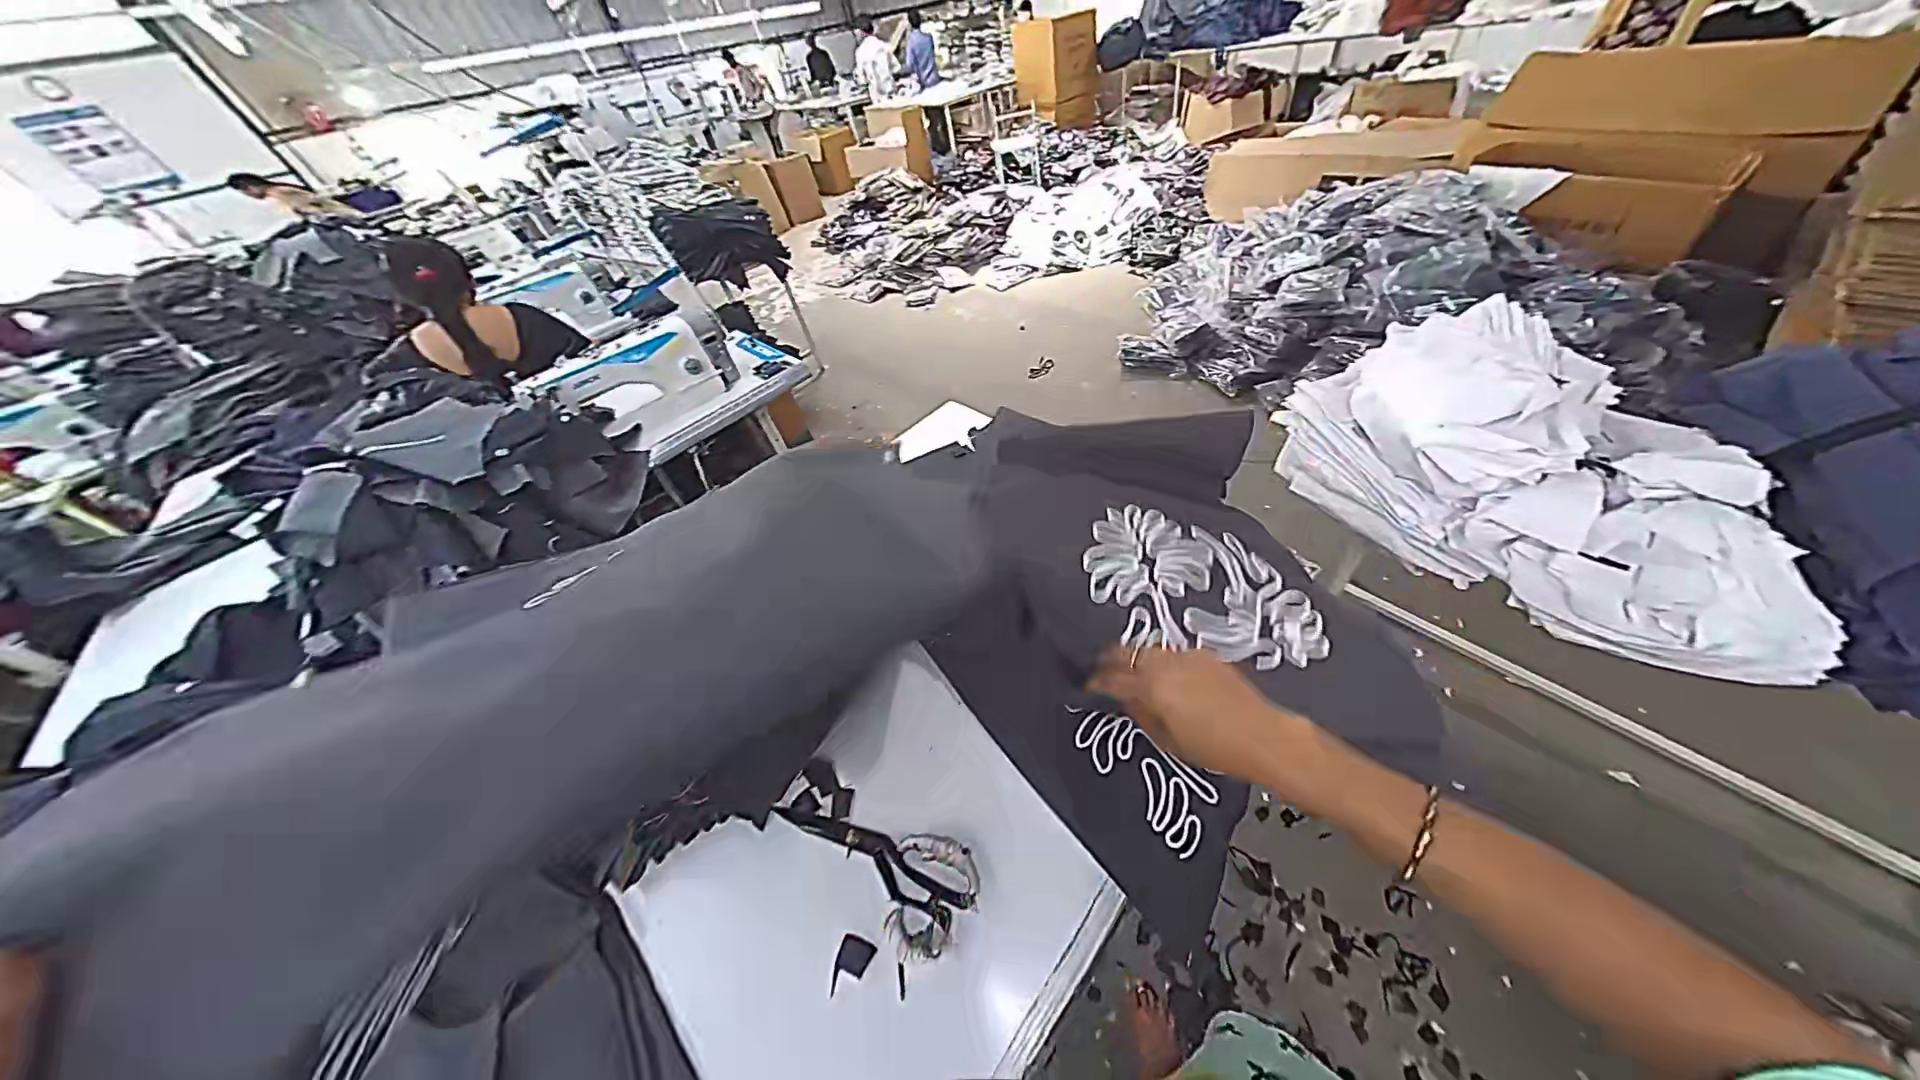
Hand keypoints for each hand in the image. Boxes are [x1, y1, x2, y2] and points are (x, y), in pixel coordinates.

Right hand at [1086, 644, 1310, 782]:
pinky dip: (1162, 660)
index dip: (1096, 682)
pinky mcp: (1205, 655)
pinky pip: (1173, 653)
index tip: (1089, 685)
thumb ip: (1141, 715)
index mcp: (1152, 688)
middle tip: (1102, 670)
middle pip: (1126, 653)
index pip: (1112, 679)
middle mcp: (1166, 665)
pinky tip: (1166, 674)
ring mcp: (1186, 656)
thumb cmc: (1215, 748)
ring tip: (1132, 671)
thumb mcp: (1168, 740)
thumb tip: (1127, 701)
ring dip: (1135, 658)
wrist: (1262, 735)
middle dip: (1110, 660)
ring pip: (1149, 649)